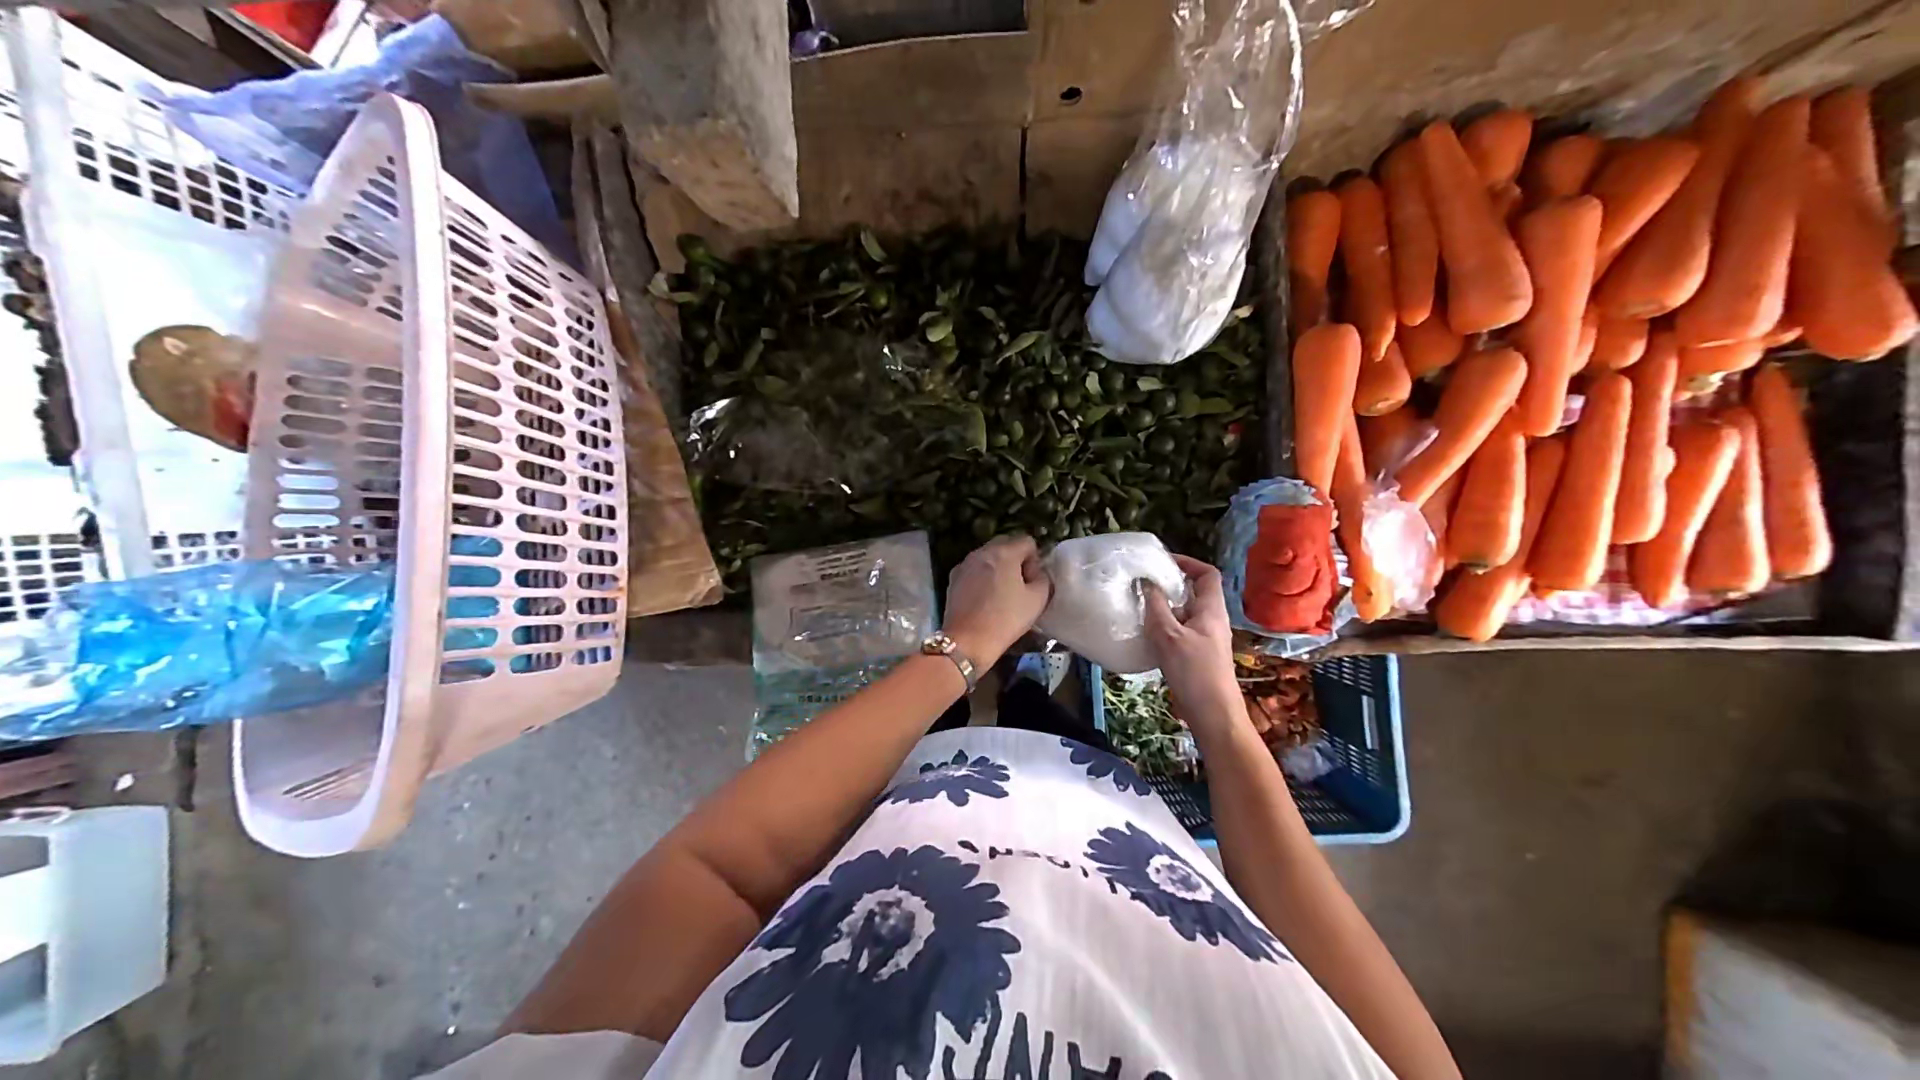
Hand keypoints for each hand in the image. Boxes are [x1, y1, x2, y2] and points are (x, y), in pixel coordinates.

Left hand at [943, 535, 1050, 666]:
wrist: (967, 642)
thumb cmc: (1005, 620)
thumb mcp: (1037, 600)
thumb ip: (1043, 578)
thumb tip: (1037, 572)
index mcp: (1003, 552)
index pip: (1027, 541)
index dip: (1035, 560)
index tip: (1032, 582)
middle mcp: (981, 552)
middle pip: (1005, 545)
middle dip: (1016, 560)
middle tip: (1020, 586)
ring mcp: (964, 564)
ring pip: (987, 557)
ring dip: (998, 568)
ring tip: (1001, 594)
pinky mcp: (953, 579)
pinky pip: (974, 569)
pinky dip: (982, 577)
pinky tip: (984, 599)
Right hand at [1143, 555, 1246, 738]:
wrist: (1213, 714)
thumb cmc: (1195, 671)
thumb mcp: (1169, 635)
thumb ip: (1157, 607)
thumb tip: (1146, 582)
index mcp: (1211, 610)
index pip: (1207, 574)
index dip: (1188, 563)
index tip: (1163, 561)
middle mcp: (1211, 620)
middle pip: (1193, 593)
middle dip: (1169, 586)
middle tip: (1143, 584)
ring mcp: (1205, 639)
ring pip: (1183, 614)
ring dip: (1163, 608)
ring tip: (1139, 607)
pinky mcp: (1196, 655)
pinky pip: (1179, 632)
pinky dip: (1163, 628)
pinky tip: (1145, 635)